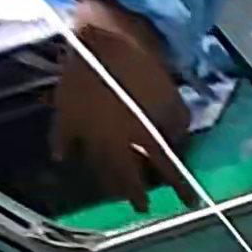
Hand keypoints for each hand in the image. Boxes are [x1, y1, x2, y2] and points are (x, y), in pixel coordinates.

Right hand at [51, 0, 195, 213]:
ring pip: (95, 161)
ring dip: (105, 179)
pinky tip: (62, 160)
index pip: (168, 172)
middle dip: (135, 193)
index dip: (179, 189)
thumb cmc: (153, 78)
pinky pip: (61, 134)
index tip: (190, 204)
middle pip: (126, 173)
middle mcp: (114, 137)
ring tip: (113, 193)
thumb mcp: (178, 113)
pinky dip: (61, 148)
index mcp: (147, 138)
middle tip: (141, 209)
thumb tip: (172, 152)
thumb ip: (175, 136)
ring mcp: (86, 124)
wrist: (108, 42)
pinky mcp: (64, 108)